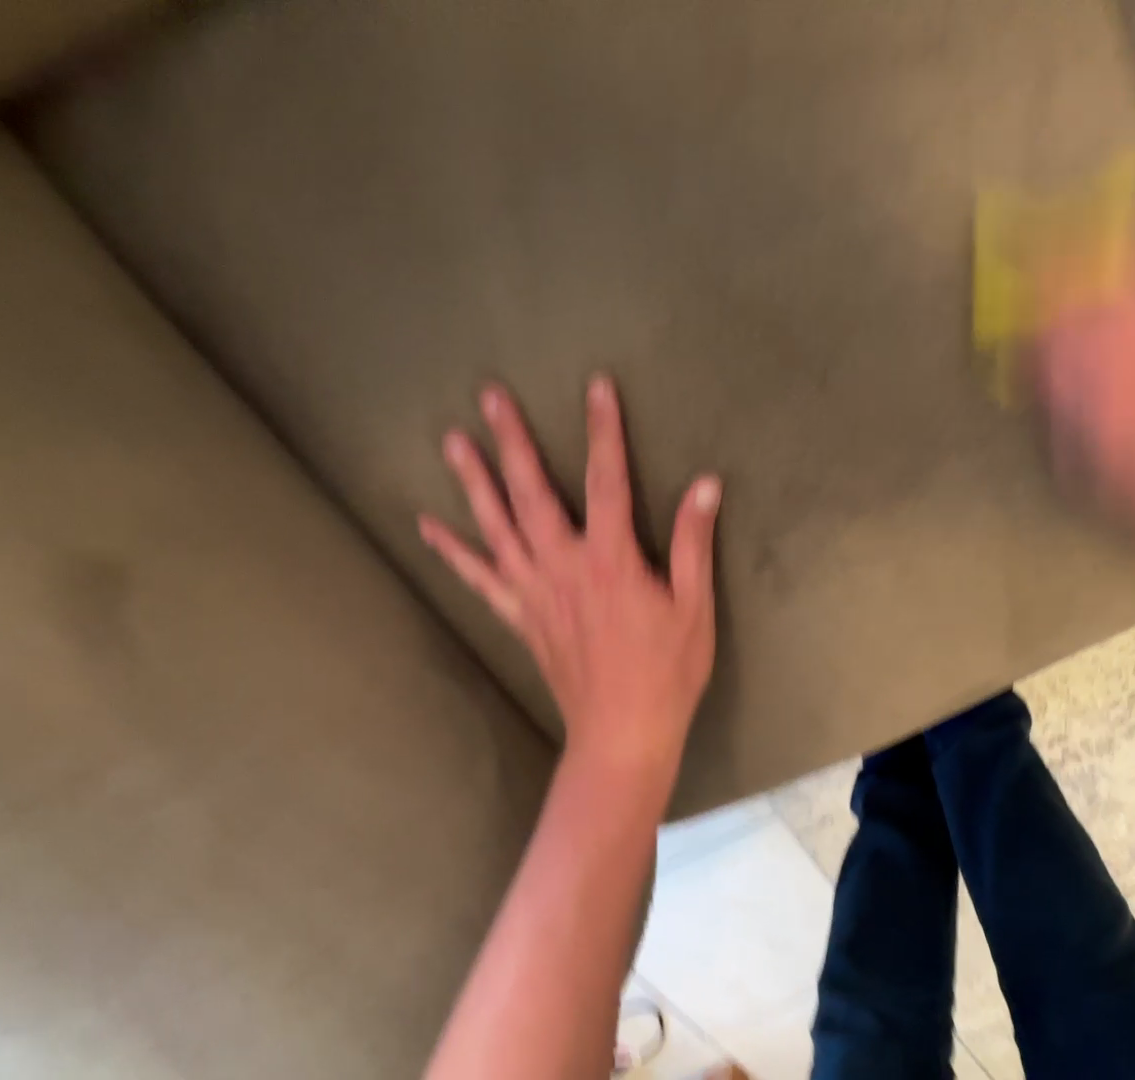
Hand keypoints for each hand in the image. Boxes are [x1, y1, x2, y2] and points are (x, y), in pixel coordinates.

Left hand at [418, 377, 721, 783]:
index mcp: (612, 559)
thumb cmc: (669, 669)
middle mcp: (563, 565)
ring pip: (496, 526)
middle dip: (512, 441)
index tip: (596, 387)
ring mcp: (534, 591)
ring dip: (474, 481)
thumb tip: (705, 485)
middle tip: (491, 396)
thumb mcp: (695, 606)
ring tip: (453, 440)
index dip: (603, 431)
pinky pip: (479, 578)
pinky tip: (429, 526)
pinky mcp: (520, 617)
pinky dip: (453, 551)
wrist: (623, 732)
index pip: (607, 480)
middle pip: (532, 492)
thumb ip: (695, 543)